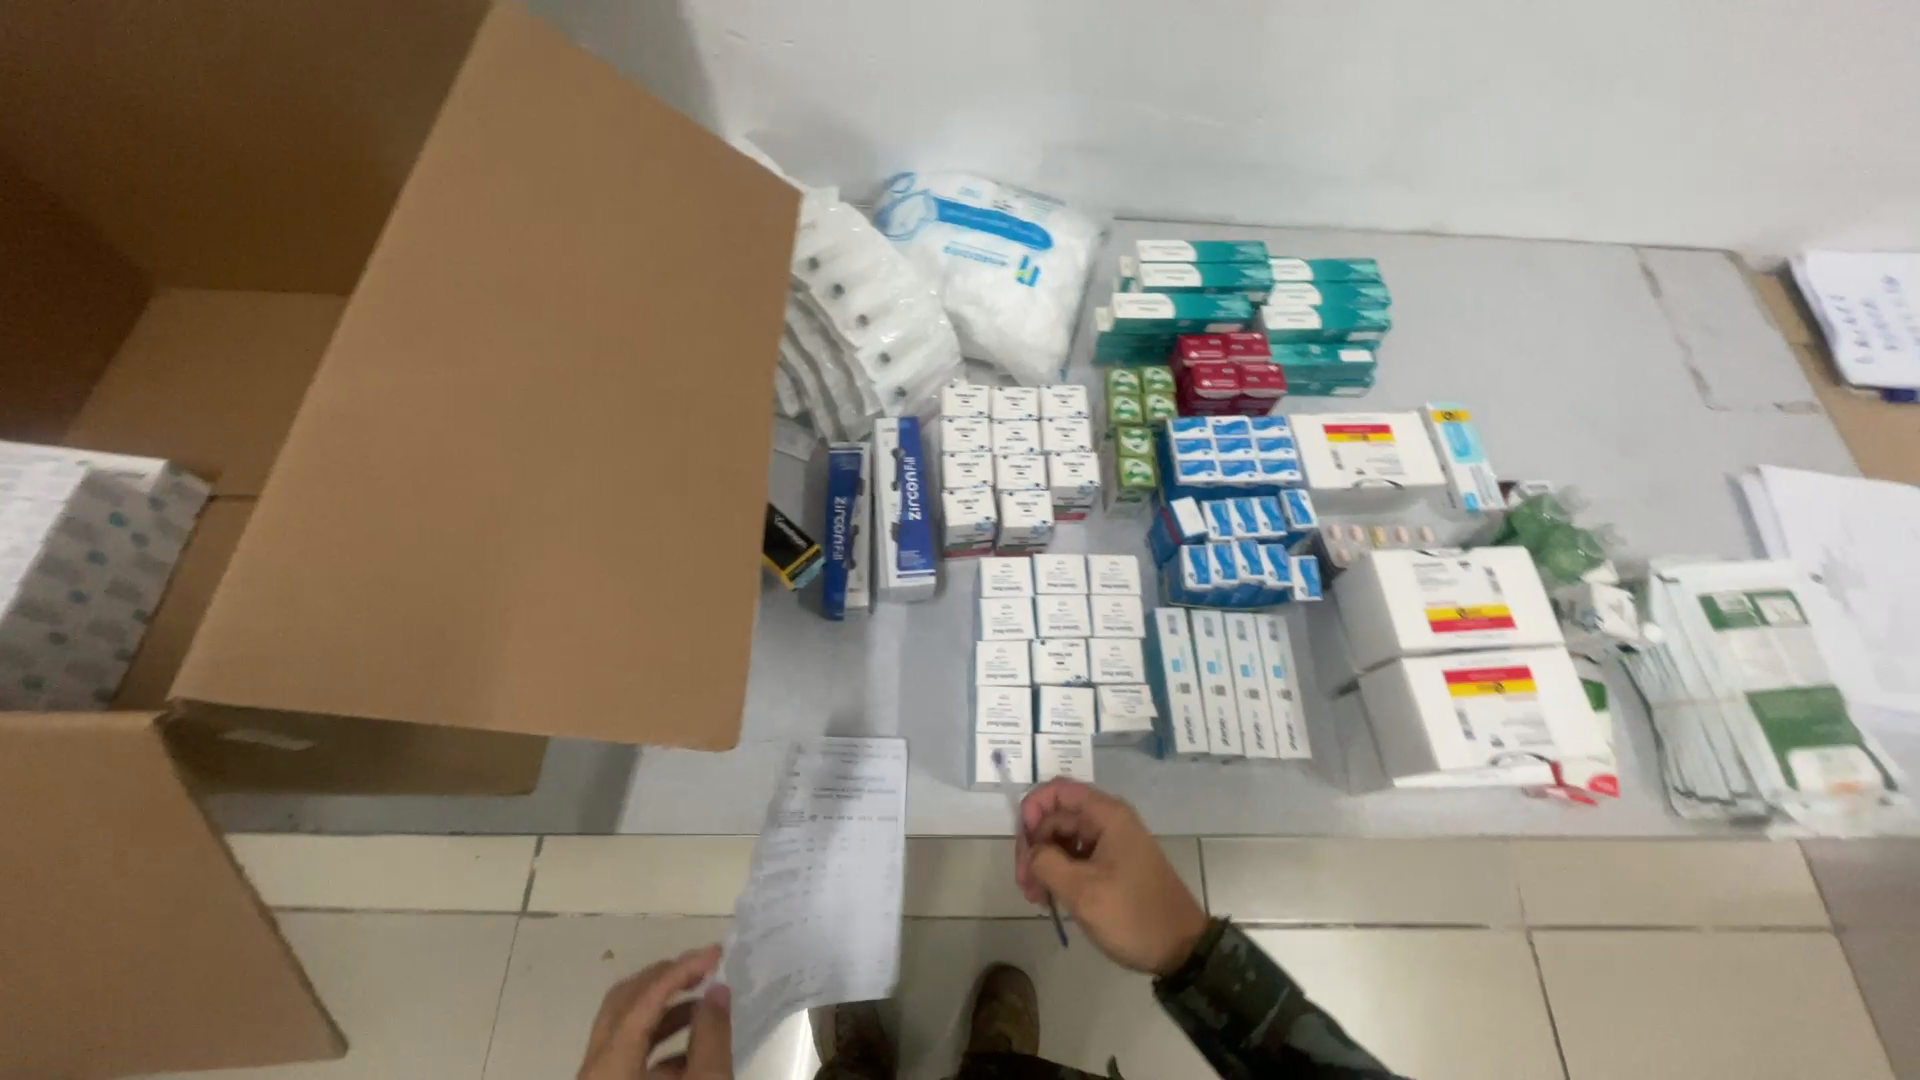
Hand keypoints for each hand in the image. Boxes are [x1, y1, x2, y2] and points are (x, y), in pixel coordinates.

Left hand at [578, 944, 731, 1079]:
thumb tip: (717, 990)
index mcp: (610, 1063)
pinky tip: (695, 1042)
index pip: (645, 998)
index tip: (716, 952)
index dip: (682, 969)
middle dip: (666, 977)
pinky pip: (629, 1052)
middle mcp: (594, 1067)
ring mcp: (599, 1079)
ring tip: (705, 999)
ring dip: (666, 1006)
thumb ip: (712, 1035)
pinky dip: (661, 1037)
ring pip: (625, 1026)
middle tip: (703, 966)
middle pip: (624, 1001)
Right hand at [1015, 779, 1209, 975]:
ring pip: (1063, 838)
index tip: (1023, 843)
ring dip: (1043, 862)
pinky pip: (1075, 855)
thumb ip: (1046, 862)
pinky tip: (1051, 898)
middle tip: (1024, 884)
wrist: (1181, 949)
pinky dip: (1059, 872)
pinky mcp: (1111, 863)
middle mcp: (1108, 820)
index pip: (1058, 790)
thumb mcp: (1082, 891)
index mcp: (1106, 815)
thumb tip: (1032, 851)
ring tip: (1036, 898)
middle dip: (1034, 845)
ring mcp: (1110, 842)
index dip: (1033, 808)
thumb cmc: (1133, 915)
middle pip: (1056, 816)